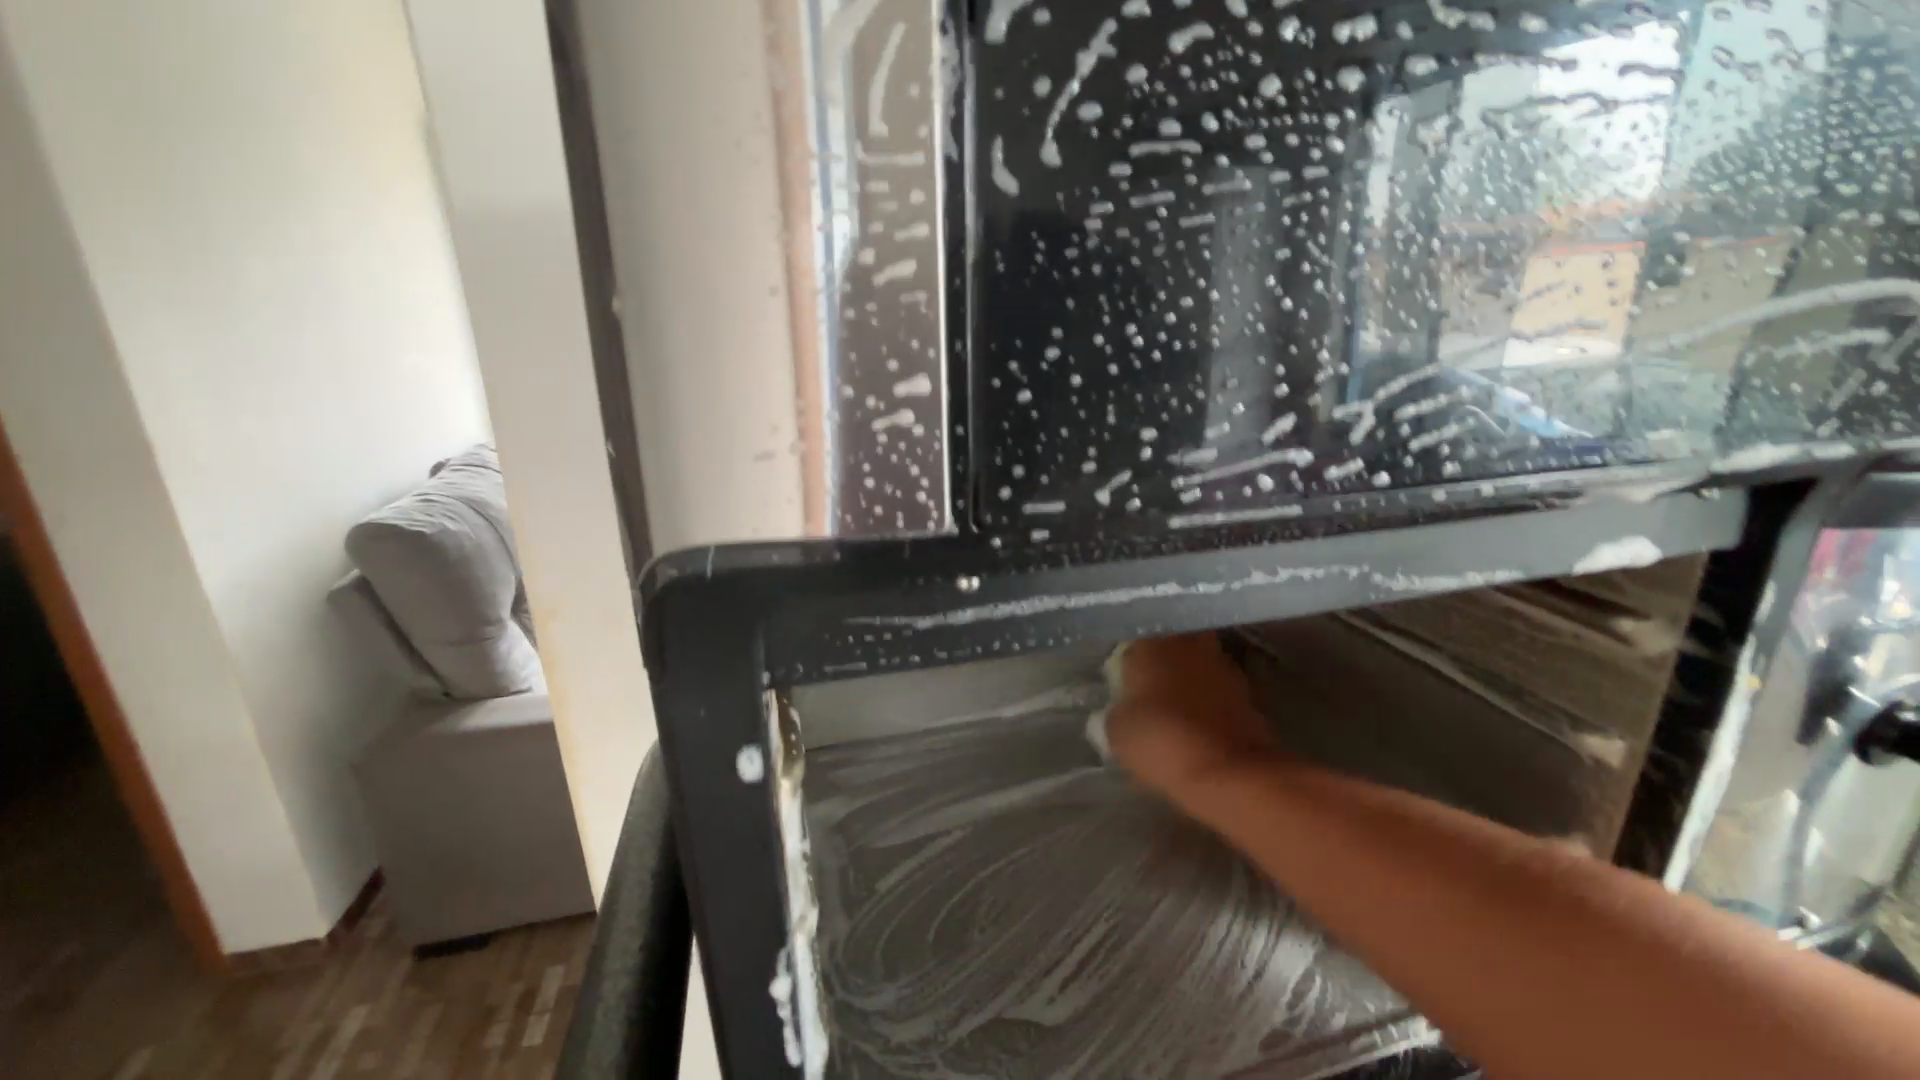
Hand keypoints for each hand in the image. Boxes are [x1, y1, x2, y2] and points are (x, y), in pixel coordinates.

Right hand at [1105, 633, 1281, 799]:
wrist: (1229, 771)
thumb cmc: (1161, 740)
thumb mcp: (1115, 732)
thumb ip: (1111, 713)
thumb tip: (1110, 713)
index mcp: (1152, 641)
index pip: (1131, 638)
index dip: (1125, 660)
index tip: (1119, 681)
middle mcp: (1189, 642)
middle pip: (1169, 646)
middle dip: (1159, 664)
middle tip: (1144, 692)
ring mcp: (1222, 665)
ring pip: (1195, 665)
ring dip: (1185, 681)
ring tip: (1170, 711)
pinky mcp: (1246, 692)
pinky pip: (1215, 689)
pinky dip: (1205, 701)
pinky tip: (1194, 725)